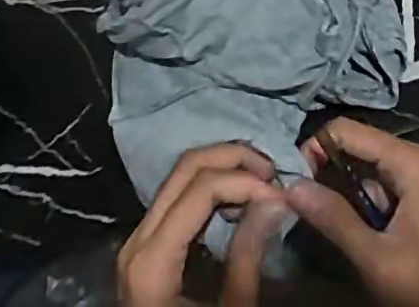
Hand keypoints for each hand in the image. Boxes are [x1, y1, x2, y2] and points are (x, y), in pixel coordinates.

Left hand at [118, 142, 289, 306]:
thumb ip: (249, 255)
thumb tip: (276, 199)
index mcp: (151, 260)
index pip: (202, 187)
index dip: (245, 180)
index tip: (281, 193)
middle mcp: (137, 238)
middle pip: (187, 167)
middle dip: (234, 158)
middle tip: (272, 171)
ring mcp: (137, 239)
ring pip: (181, 173)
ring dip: (224, 166)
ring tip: (261, 180)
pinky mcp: (145, 244)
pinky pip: (178, 194)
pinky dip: (212, 184)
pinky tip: (239, 197)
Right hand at [285, 119, 418, 306]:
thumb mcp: (376, 257)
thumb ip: (335, 219)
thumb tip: (291, 185)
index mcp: (403, 158)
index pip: (345, 129)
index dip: (314, 148)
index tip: (291, 179)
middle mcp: (406, 154)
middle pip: (351, 141)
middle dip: (321, 163)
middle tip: (295, 194)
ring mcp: (408, 173)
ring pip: (357, 162)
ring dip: (332, 180)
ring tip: (309, 205)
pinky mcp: (406, 192)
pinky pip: (369, 180)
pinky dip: (349, 193)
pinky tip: (335, 214)